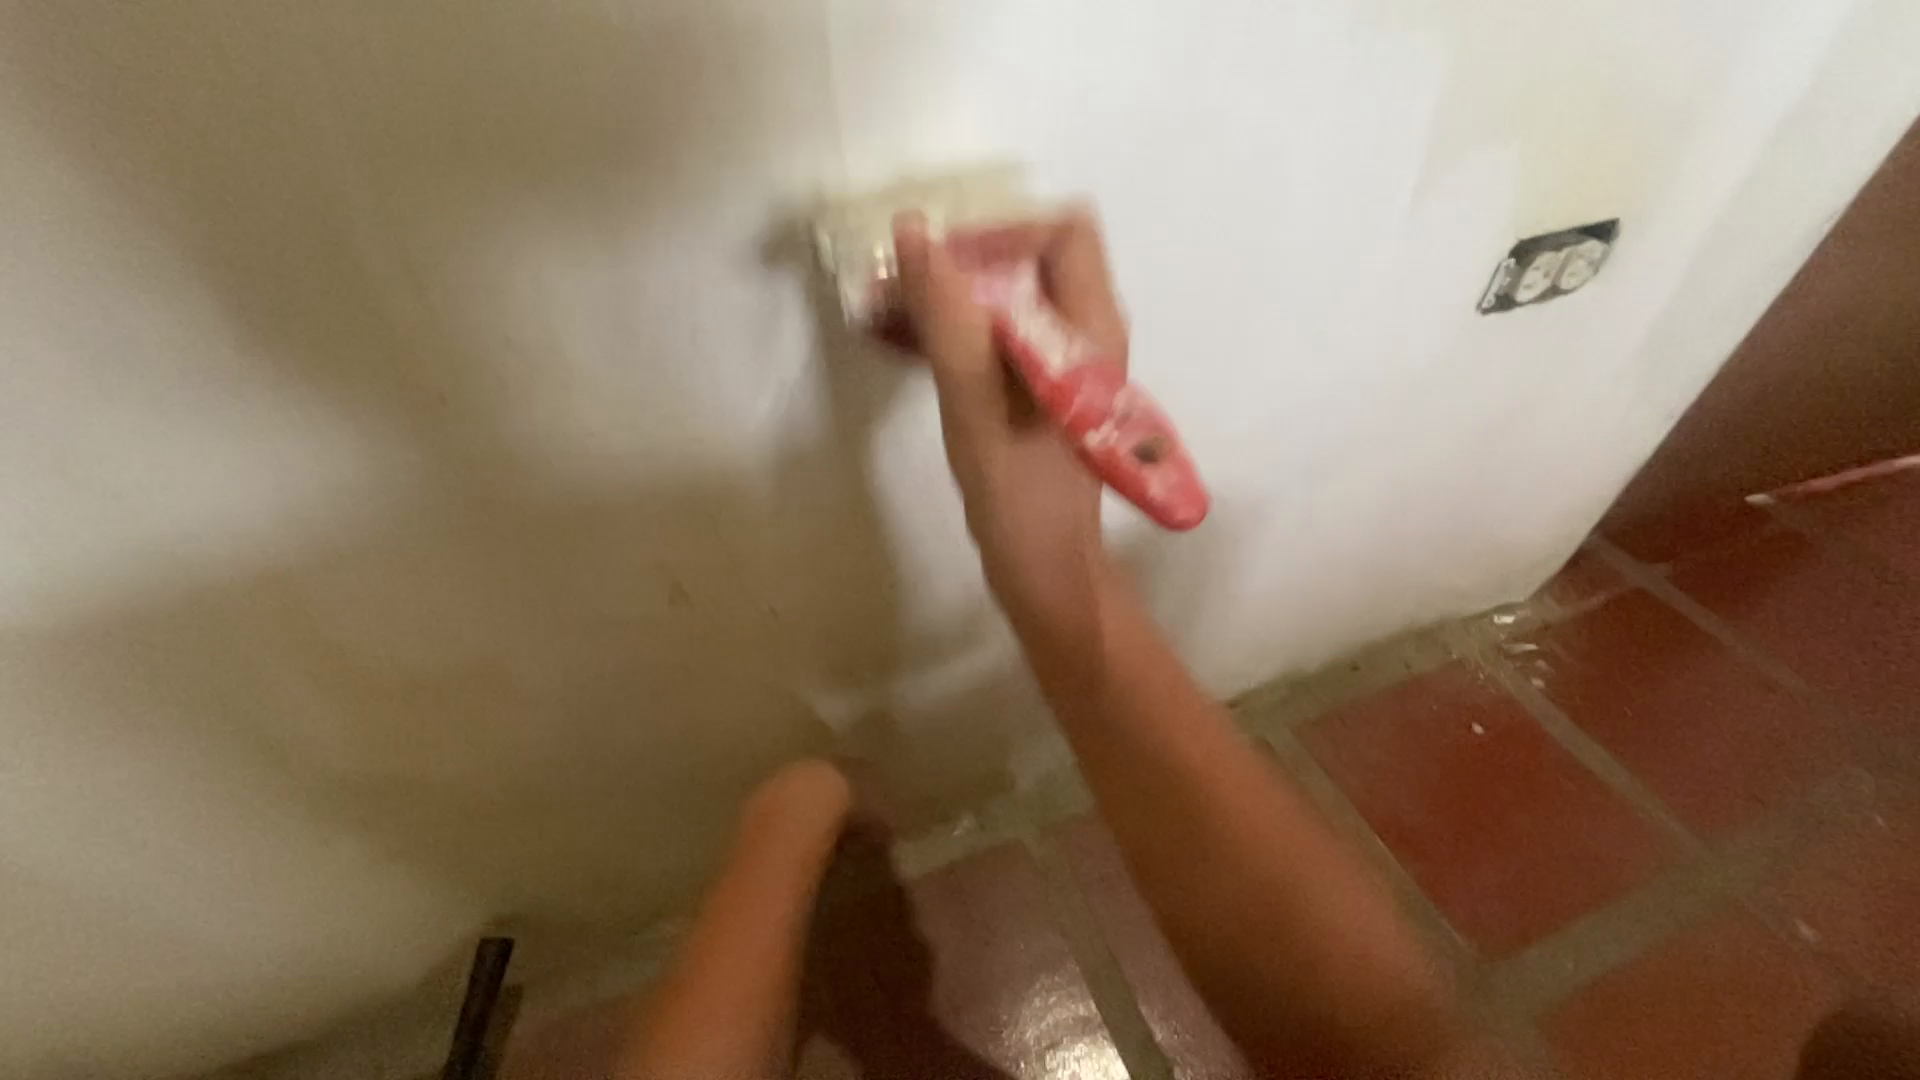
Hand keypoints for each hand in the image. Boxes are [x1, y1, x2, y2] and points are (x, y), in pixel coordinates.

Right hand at [892, 209, 1128, 634]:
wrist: (1042, 567)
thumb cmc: (1018, 494)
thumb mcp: (977, 403)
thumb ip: (949, 317)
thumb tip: (915, 232)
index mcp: (1090, 327)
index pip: (1061, 231)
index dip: (998, 232)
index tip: (937, 263)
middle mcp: (1085, 334)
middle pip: (1031, 258)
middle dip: (962, 260)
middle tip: (898, 286)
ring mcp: (1061, 363)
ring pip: (1009, 296)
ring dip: (951, 294)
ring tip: (888, 310)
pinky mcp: (1038, 389)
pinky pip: (997, 333)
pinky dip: (955, 328)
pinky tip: (904, 341)